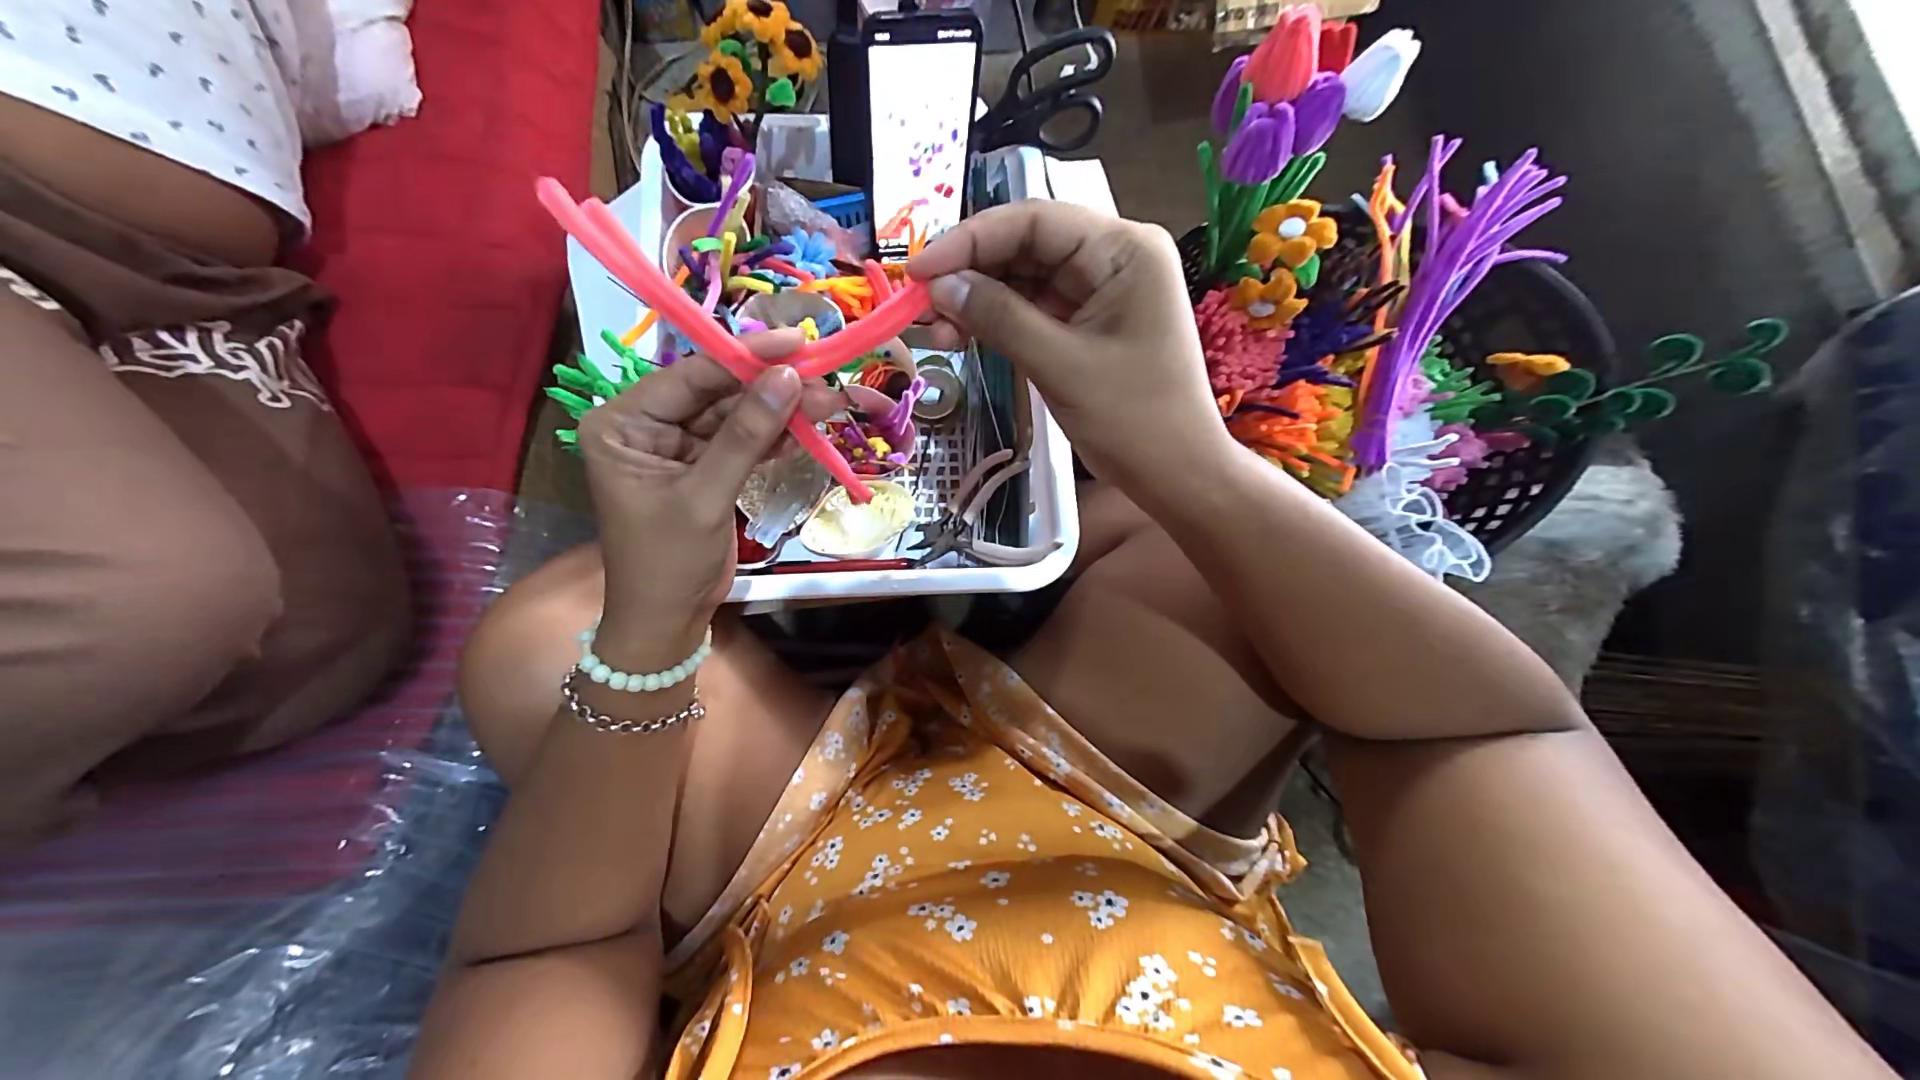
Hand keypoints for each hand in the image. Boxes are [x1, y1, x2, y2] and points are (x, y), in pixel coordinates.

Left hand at [576, 331, 838, 655]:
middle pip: (717, 392)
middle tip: (822, 375)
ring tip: (827, 400)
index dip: (745, 356)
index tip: (796, 341)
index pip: (690, 375)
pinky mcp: (706, 469)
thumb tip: (788, 377)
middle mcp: (648, 427)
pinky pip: (743, 442)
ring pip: (736, 416)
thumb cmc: (668, 561)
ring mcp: (679, 448)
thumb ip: (745, 435)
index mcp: (623, 424)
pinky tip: (807, 428)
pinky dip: (774, 437)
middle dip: (769, 386)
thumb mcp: (704, 495)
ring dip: (780, 411)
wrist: (668, 621)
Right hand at [907, 201, 1235, 490]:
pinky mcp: (1089, 323)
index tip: (918, 271)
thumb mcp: (1061, 364)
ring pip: (1025, 279)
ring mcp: (1102, 291)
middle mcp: (1114, 257)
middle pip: (1026, 246)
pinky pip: (1035, 309)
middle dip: (971, 273)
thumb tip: (940, 286)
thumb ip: (999, 317)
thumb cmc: (1133, 419)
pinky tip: (966, 337)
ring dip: (980, 301)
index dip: (969, 240)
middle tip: (922, 308)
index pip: (1034, 221)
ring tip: (939, 333)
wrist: (1177, 474)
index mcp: (1123, 249)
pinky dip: (1000, 322)